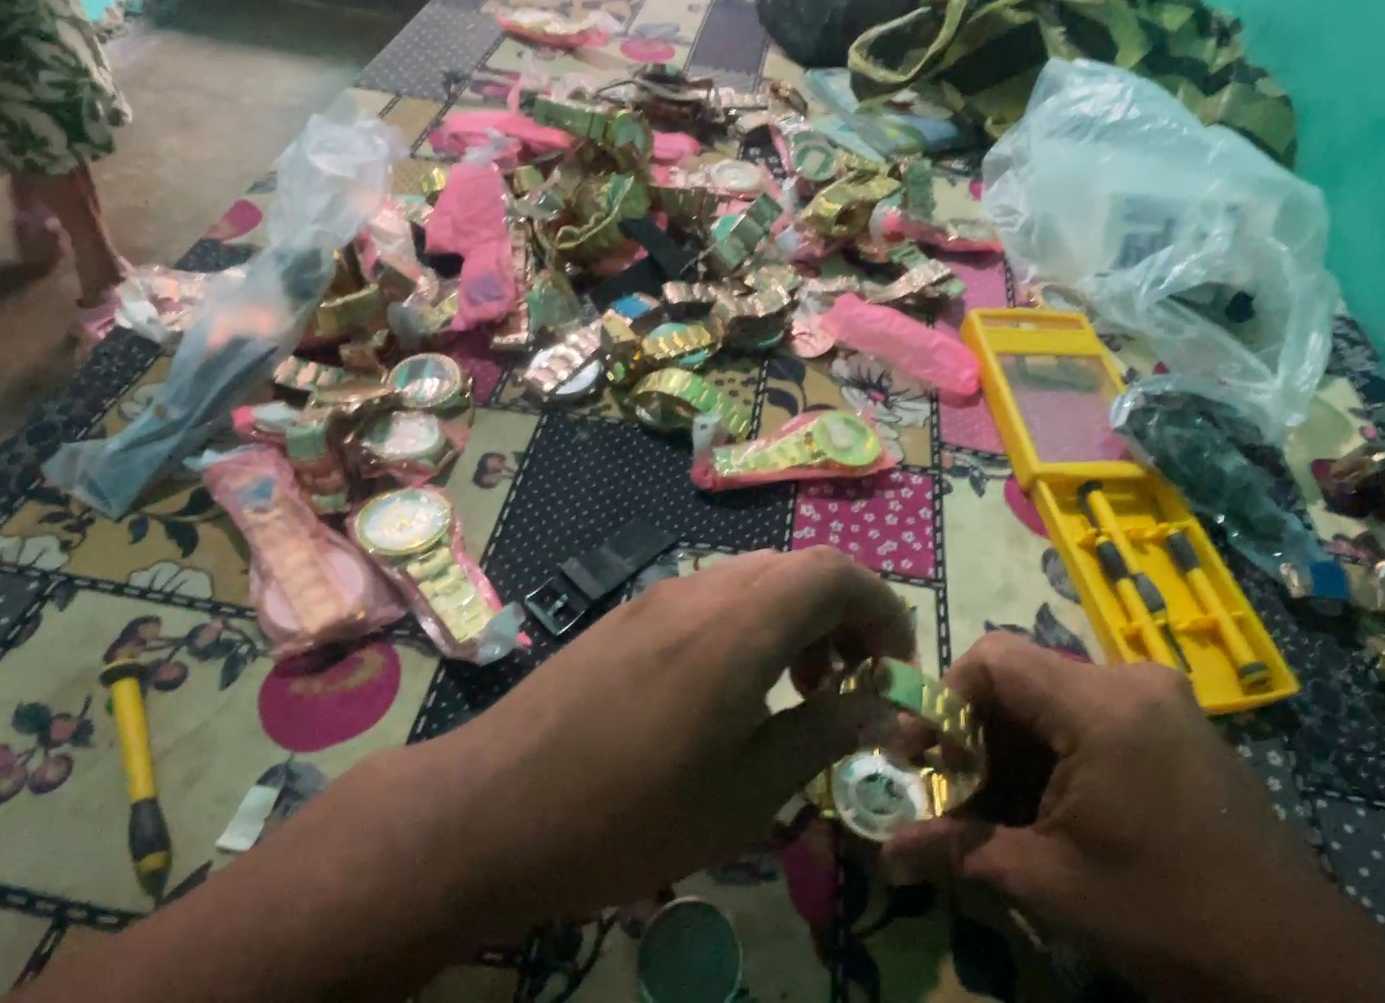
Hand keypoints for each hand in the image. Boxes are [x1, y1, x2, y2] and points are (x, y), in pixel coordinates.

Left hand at [435, 547, 913, 926]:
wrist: (490, 811)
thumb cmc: (631, 815)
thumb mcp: (748, 791)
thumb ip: (825, 733)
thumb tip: (885, 709)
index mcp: (740, 623)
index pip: (835, 572)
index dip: (882, 609)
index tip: (894, 669)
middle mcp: (700, 589)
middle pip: (797, 569)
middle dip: (843, 616)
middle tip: (851, 685)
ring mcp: (656, 597)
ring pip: (753, 580)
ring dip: (795, 620)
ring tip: (798, 690)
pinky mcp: (626, 618)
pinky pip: (710, 599)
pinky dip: (748, 626)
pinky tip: (734, 691)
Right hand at [881, 634, 1384, 1002]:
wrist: (1299, 967)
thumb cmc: (1166, 916)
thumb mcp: (1049, 881)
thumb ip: (957, 850)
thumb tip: (882, 851)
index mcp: (1103, 704)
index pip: (992, 659)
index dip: (943, 701)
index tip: (918, 757)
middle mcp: (1132, 681)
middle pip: (1020, 679)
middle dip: (973, 736)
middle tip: (948, 795)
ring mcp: (1161, 701)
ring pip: (1052, 700)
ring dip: (1010, 749)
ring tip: (989, 811)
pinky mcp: (1175, 727)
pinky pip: (1090, 718)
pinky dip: (1051, 754)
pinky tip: (1042, 810)